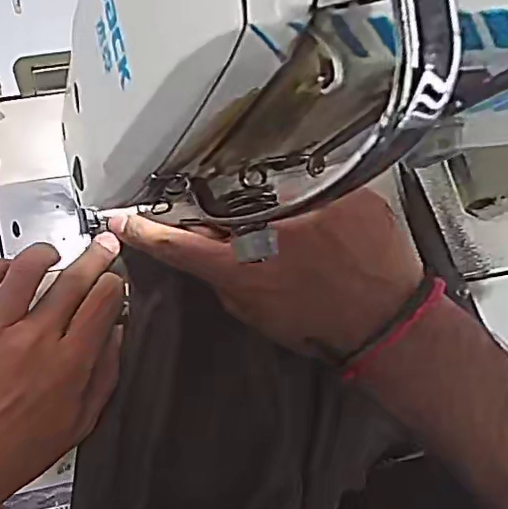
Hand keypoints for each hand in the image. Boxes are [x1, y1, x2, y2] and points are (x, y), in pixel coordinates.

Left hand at [0, 235, 125, 508]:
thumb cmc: (14, 449)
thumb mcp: (78, 423)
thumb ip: (103, 376)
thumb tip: (115, 339)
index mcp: (68, 364)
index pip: (101, 302)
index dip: (113, 283)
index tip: (113, 280)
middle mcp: (34, 340)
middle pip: (72, 280)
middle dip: (94, 258)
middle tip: (100, 249)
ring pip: (26, 270)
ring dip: (45, 254)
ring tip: (50, 254)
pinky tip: (5, 268)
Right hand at [109, 189, 422, 356]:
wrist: (385, 321)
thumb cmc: (322, 324)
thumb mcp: (252, 312)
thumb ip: (223, 277)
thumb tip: (206, 251)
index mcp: (240, 266)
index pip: (175, 242)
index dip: (143, 230)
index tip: (122, 219)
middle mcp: (270, 232)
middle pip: (220, 206)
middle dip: (222, 217)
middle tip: (249, 238)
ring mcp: (309, 206)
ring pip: (266, 191)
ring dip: (269, 210)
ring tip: (299, 240)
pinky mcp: (345, 192)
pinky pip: (311, 184)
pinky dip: (311, 202)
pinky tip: (325, 229)